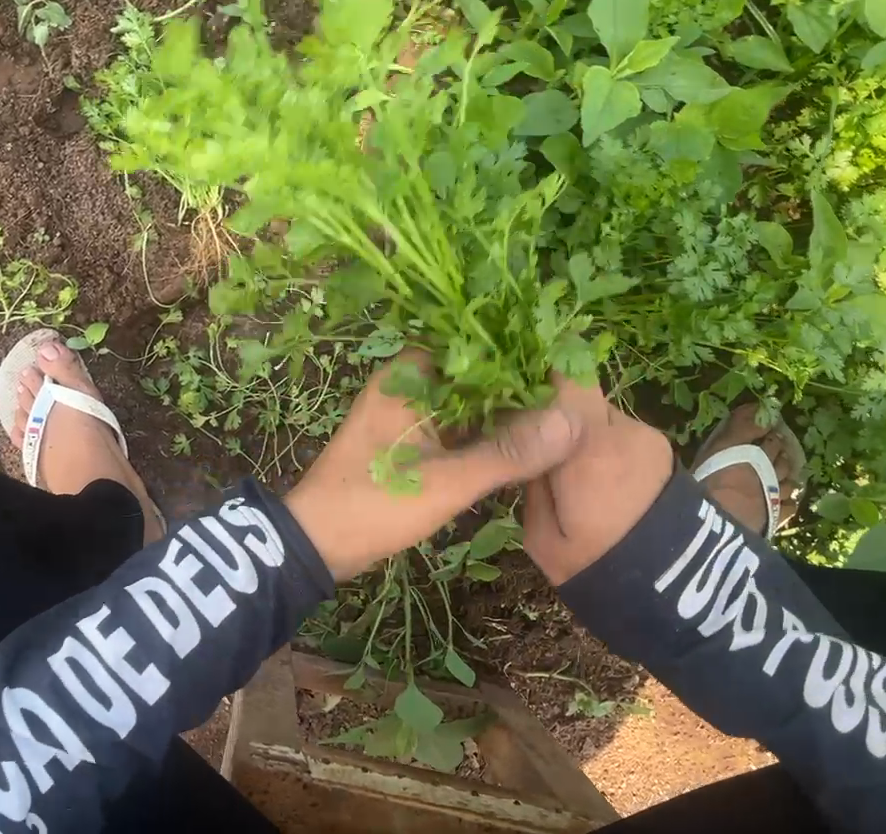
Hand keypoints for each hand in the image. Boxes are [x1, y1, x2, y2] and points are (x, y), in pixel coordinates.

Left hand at [285, 356, 580, 582]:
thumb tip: (569, 421)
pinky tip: (514, 445)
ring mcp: (402, 414)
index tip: (556, 359)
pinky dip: (477, 432)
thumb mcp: (447, 481)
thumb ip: (508, 453)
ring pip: (459, 401)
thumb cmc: (375, 503)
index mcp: (406, 376)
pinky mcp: (404, 442)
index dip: (512, 349)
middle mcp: (403, 385)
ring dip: (496, 410)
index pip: (467, 342)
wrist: (316, 544)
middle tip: (564, 392)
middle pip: (467, 372)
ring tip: (551, 414)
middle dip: (510, 382)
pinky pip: (449, 425)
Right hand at [520, 377, 674, 584]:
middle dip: (555, 414)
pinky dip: (605, 449)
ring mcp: (649, 437)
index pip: (563, 376)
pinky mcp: (664, 451)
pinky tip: (599, 483)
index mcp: (587, 443)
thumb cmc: (595, 567)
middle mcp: (622, 428)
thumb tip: (523, 441)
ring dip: (581, 434)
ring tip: (571, 474)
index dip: (538, 378)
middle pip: (578, 395)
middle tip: (533, 445)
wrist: (681, 599)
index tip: (513, 397)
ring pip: (600, 416)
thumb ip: (530, 475)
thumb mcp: (539, 532)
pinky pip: (621, 435)